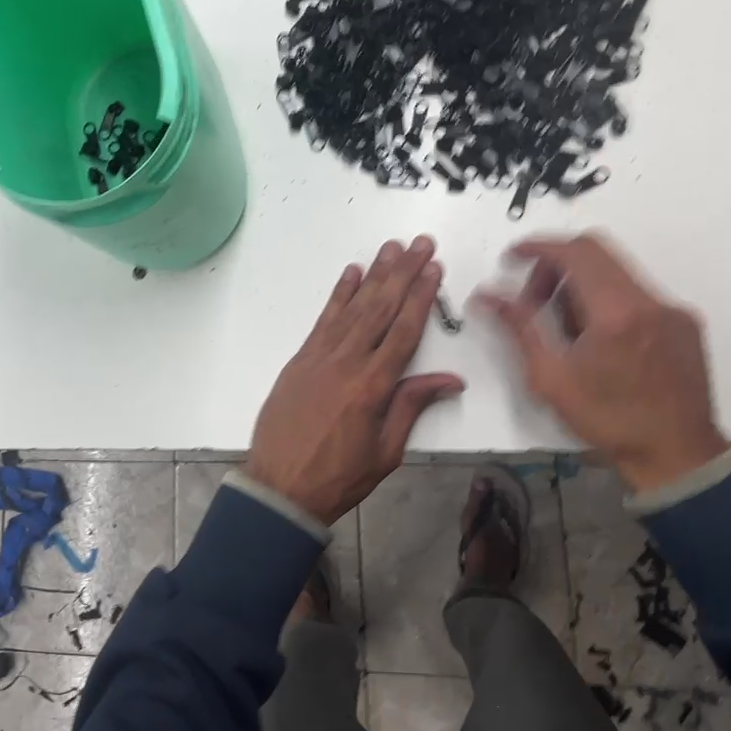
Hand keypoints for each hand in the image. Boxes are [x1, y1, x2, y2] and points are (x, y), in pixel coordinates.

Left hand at [245, 236, 464, 525]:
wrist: (280, 486)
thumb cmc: (339, 476)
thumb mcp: (386, 451)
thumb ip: (412, 407)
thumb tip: (451, 380)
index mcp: (373, 387)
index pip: (404, 331)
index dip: (420, 297)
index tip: (433, 269)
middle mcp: (347, 362)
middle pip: (380, 309)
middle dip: (403, 273)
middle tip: (419, 243)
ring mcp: (320, 357)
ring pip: (353, 307)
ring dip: (374, 275)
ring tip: (391, 248)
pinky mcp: (300, 359)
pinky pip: (323, 320)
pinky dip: (338, 294)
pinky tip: (351, 273)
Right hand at [471, 233, 729, 493]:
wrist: (679, 457)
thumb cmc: (608, 421)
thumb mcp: (551, 378)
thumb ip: (519, 327)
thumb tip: (485, 295)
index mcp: (616, 313)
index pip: (575, 252)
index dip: (537, 247)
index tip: (512, 258)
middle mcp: (650, 301)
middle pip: (595, 253)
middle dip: (556, 267)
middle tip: (534, 300)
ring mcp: (672, 310)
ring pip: (616, 273)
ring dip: (581, 286)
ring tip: (567, 330)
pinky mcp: (685, 323)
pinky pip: (637, 293)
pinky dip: (607, 301)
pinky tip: (599, 341)